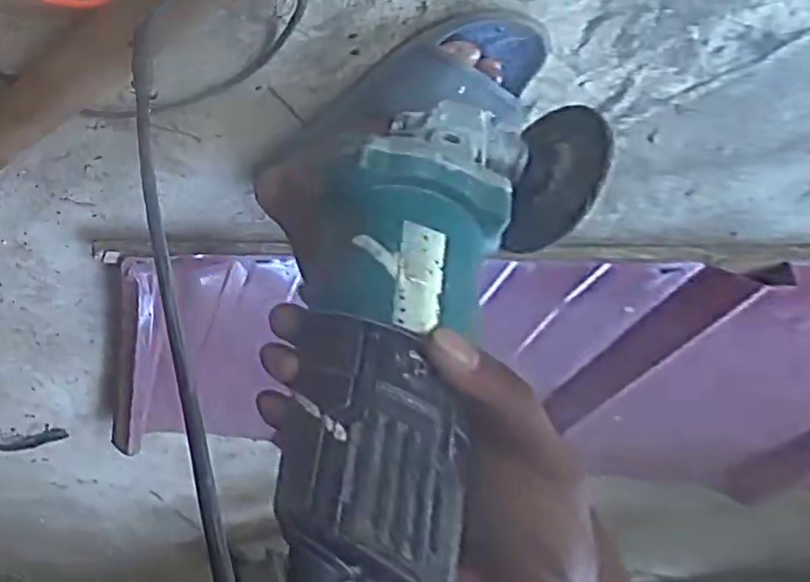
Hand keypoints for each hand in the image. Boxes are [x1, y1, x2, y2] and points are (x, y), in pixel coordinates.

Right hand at [259, 307, 620, 581]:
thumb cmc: (536, 514)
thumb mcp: (536, 449)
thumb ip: (501, 394)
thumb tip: (436, 336)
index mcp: (427, 388)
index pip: (376, 336)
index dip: (340, 313)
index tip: (310, 295)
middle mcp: (389, 407)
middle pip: (334, 360)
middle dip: (302, 339)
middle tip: (284, 329)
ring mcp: (363, 446)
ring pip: (312, 396)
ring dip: (287, 372)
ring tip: (279, 367)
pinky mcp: (342, 486)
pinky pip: (302, 445)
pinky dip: (280, 421)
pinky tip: (272, 412)